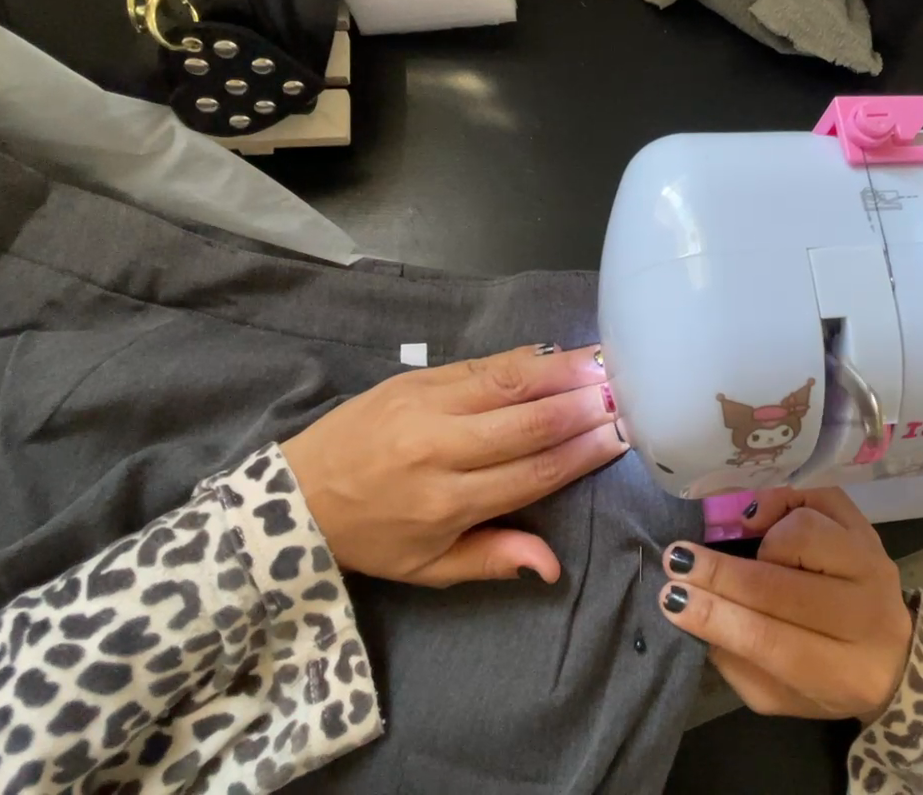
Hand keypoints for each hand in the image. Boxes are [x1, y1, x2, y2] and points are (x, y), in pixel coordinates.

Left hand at [282, 344, 621, 586]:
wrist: (297, 493)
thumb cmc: (373, 537)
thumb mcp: (428, 568)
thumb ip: (493, 558)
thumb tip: (554, 566)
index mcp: (446, 502)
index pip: (533, 473)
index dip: (582, 453)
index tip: (622, 435)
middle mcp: (440, 448)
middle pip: (527, 422)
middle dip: (582, 407)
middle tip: (625, 393)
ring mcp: (426, 405)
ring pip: (507, 383)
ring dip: (560, 371)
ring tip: (603, 363)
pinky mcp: (415, 379)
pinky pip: (481, 364)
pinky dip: (524, 359)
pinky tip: (556, 354)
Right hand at [657, 488, 912, 721]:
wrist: (893, 656)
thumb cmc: (824, 679)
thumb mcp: (777, 695)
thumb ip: (735, 661)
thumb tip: (690, 607)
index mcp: (841, 672)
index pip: (768, 640)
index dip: (716, 615)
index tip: (671, 597)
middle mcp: (866, 616)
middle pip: (782, 587)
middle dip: (720, 572)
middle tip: (677, 560)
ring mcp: (871, 565)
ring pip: (805, 534)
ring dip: (762, 540)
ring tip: (745, 549)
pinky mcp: (868, 530)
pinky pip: (821, 498)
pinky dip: (782, 501)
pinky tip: (759, 518)